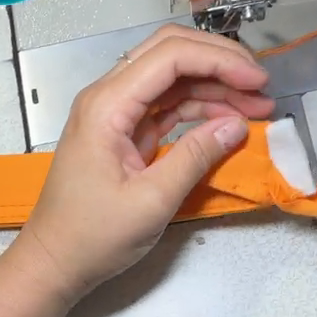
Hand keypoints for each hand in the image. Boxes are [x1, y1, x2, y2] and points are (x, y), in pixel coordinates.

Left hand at [11, 25, 274, 301]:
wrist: (55, 261)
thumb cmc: (92, 237)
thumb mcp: (151, 201)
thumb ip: (195, 157)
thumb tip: (236, 125)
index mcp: (106, 106)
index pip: (169, 56)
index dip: (220, 61)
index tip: (257, 83)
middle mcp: (108, 98)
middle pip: (170, 55)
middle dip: (220, 64)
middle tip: (261, 88)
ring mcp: (115, 114)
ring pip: (172, 80)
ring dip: (214, 88)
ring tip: (256, 109)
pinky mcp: (124, 132)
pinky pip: (166, 106)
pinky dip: (199, 110)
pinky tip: (228, 122)